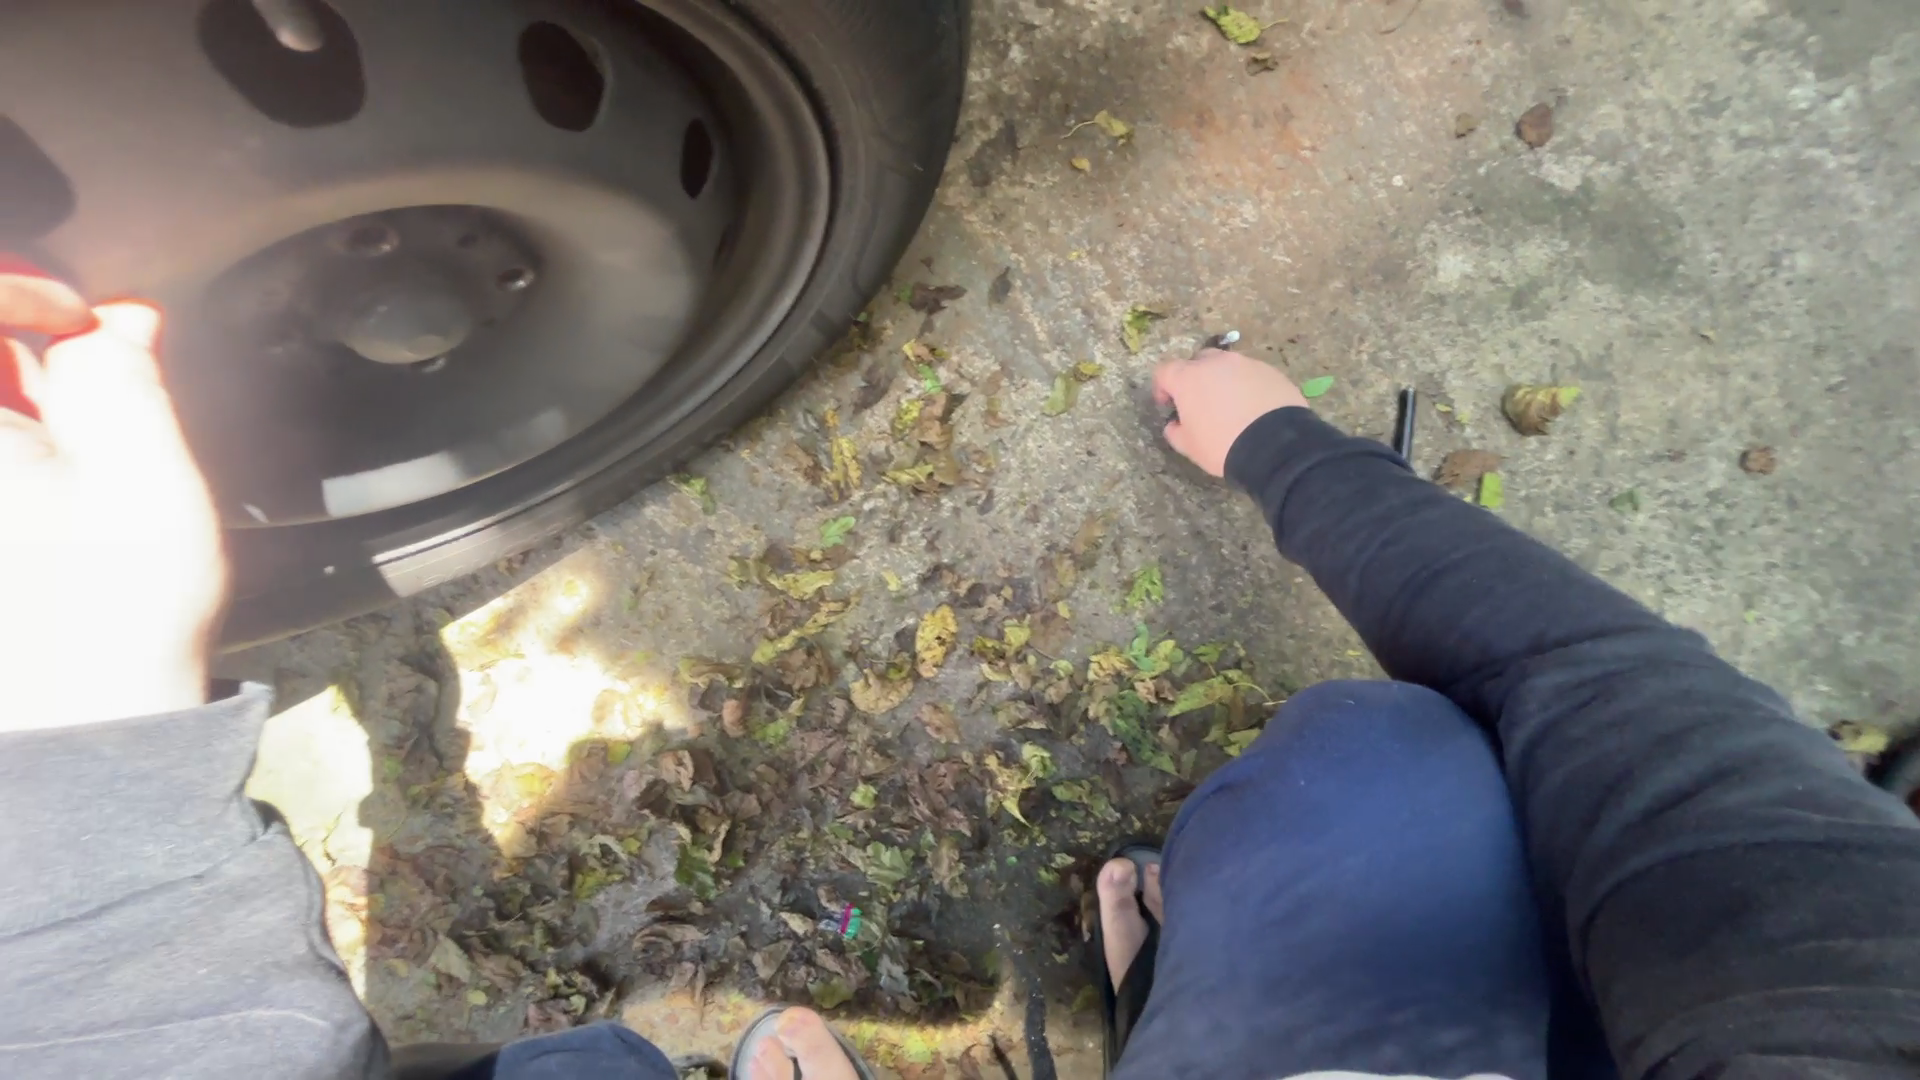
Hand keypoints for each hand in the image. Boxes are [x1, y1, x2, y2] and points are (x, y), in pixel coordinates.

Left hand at [1, 267, 225, 730]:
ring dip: (17, 389)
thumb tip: (122, 316)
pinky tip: (47, 461)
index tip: (90, 321)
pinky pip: (1, 445)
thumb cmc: (120, 595)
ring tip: (74, 428)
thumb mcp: (147, 480)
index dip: (15, 289)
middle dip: (12, 338)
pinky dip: (20, 435)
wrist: (80, 701)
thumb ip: (122, 385)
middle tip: (84, 362)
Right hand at [1153, 348, 1310, 476]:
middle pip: (1198, 361)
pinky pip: (1251, 375)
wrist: (1275, 446)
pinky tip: (1252, 408)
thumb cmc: (1221, 445)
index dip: (1162, 387)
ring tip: (1230, 406)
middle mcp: (1217, 363)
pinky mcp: (1271, 372)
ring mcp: (1246, 364)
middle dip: (1194, 378)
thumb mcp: (1188, 446)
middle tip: (1199, 402)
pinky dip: (1246, 386)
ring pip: (1227, 366)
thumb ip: (1175, 430)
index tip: (1167, 404)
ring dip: (1222, 381)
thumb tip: (1175, 423)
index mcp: (1189, 378)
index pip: (1165, 371)